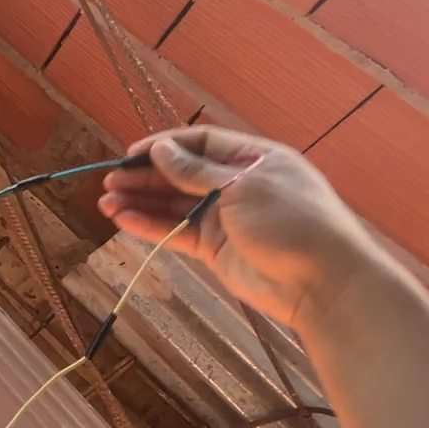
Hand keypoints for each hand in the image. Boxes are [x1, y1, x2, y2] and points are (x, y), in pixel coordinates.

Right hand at [98, 126, 385, 327]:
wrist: (323, 284)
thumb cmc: (292, 223)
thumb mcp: (243, 187)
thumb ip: (196, 171)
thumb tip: (159, 149)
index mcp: (253, 160)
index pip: (200, 143)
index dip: (163, 146)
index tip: (129, 155)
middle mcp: (235, 184)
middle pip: (179, 174)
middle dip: (144, 176)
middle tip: (109, 181)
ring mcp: (222, 217)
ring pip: (171, 203)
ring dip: (138, 201)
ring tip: (105, 202)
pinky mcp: (211, 246)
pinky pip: (172, 230)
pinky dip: (147, 225)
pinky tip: (121, 220)